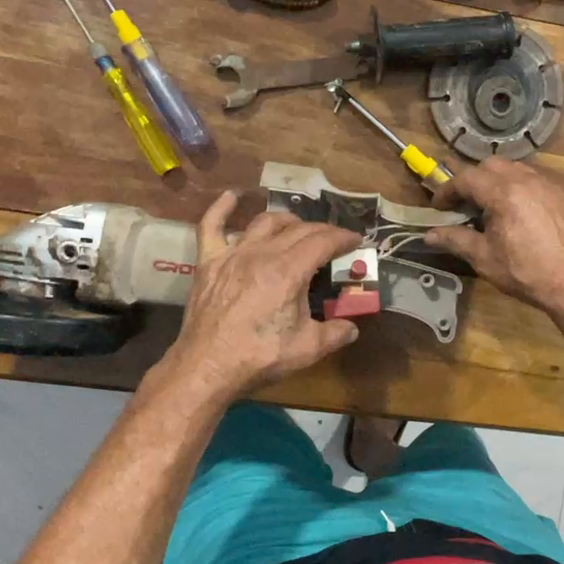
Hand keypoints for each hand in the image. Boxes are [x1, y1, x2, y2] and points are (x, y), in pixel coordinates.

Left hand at [165, 192, 363, 397]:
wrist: (207, 367)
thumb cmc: (259, 357)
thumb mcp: (308, 349)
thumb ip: (335, 334)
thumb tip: (352, 328)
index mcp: (289, 271)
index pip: (323, 241)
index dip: (344, 238)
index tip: (356, 241)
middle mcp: (261, 253)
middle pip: (297, 229)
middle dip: (321, 230)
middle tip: (334, 241)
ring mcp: (232, 254)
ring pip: (263, 222)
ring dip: (286, 220)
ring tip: (297, 227)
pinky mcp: (208, 262)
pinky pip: (212, 226)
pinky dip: (222, 208)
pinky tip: (231, 197)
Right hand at [424, 158, 563, 316]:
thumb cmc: (525, 273)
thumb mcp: (484, 258)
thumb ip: (455, 240)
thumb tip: (429, 235)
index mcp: (504, 194)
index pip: (467, 178)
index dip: (448, 190)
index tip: (438, 206)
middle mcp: (526, 180)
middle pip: (490, 165)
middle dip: (471, 180)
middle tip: (463, 204)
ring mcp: (547, 184)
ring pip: (514, 167)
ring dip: (495, 180)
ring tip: (489, 206)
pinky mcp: (561, 194)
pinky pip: (533, 178)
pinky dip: (517, 185)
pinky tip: (515, 210)